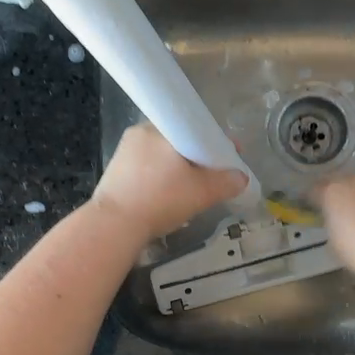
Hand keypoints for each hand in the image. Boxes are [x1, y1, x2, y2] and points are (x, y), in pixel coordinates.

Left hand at [91, 124, 248, 240]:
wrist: (113, 226)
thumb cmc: (160, 199)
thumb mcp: (202, 192)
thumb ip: (226, 182)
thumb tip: (242, 177)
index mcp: (161, 128)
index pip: (196, 128)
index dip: (217, 143)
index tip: (230, 157)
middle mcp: (140, 133)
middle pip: (179, 143)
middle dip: (197, 159)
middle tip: (212, 180)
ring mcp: (124, 153)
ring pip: (162, 159)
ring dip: (178, 172)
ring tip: (192, 194)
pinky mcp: (114, 174)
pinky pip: (147, 173)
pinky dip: (161, 182)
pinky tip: (168, 200)